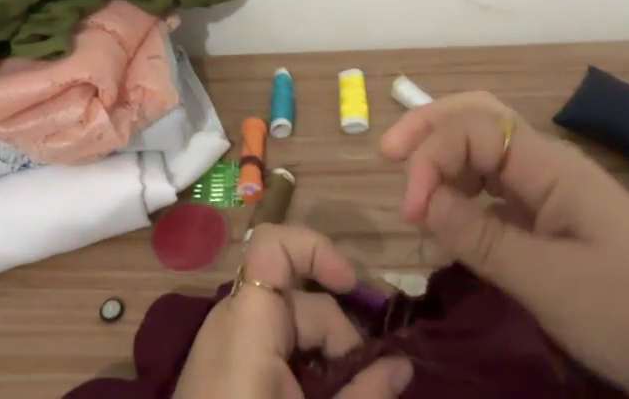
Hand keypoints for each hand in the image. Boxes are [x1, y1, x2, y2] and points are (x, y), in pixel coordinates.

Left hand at [174, 223, 411, 398]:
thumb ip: (363, 394)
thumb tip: (403, 366)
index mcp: (246, 326)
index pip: (272, 245)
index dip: (317, 249)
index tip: (353, 289)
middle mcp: (232, 323)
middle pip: (298, 298)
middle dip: (339, 336)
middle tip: (368, 384)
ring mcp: (226, 347)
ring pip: (291, 328)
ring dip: (327, 359)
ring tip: (348, 395)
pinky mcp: (226, 371)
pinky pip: (274, 349)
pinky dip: (304, 368)